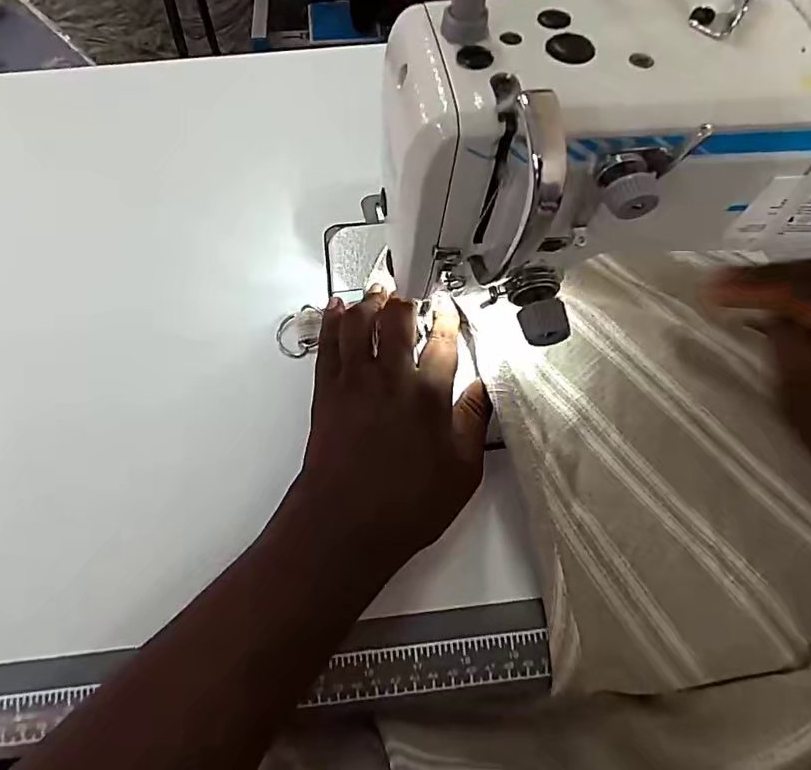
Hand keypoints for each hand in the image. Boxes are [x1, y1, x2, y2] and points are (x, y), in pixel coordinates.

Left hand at [287, 287, 491, 567]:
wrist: (345, 520)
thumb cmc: (405, 504)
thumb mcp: (461, 471)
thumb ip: (473, 423)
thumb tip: (484, 392)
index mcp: (428, 395)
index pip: (442, 341)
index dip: (447, 319)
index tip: (446, 309)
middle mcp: (390, 378)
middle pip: (396, 321)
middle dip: (405, 302)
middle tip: (408, 297)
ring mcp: (354, 380)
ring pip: (359, 323)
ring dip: (369, 302)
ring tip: (377, 290)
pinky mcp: (326, 389)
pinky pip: (328, 343)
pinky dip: (332, 320)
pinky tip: (336, 308)